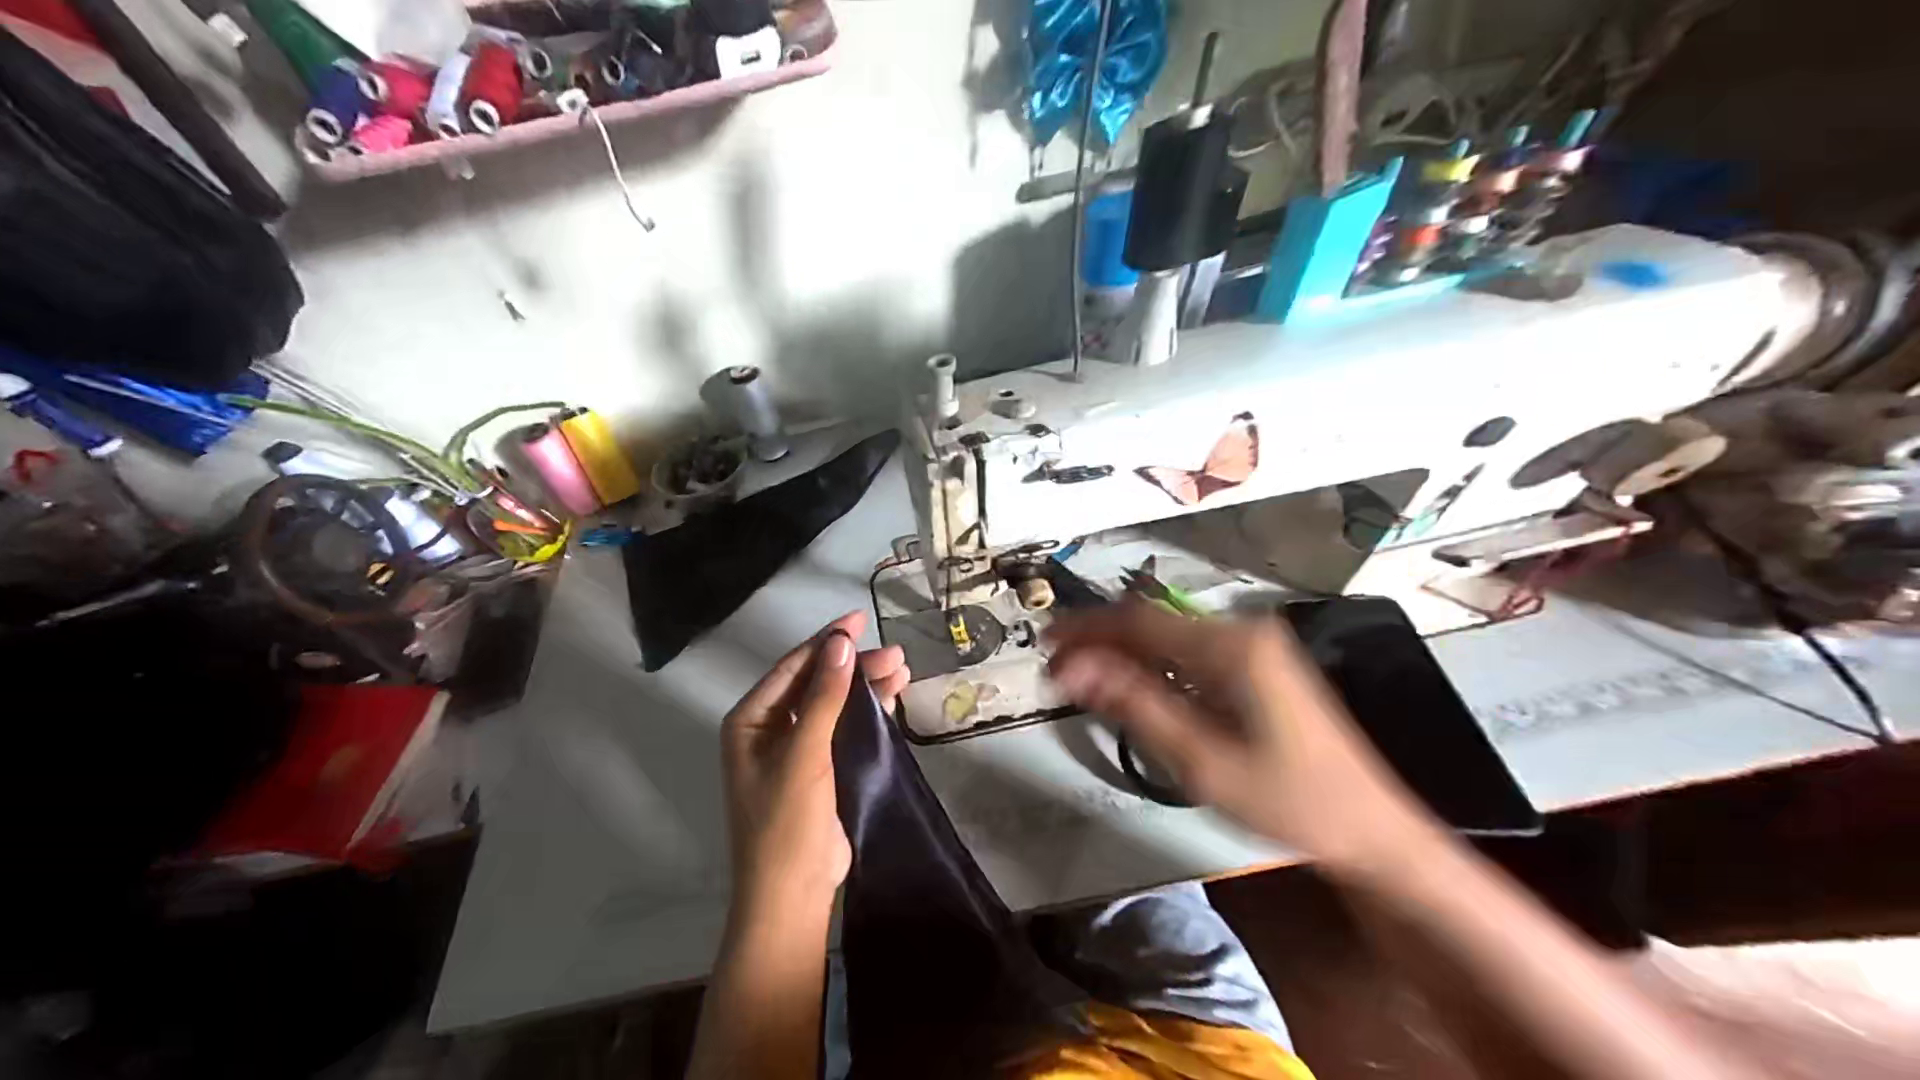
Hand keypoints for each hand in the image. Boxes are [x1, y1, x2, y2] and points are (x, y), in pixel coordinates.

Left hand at [721, 611, 908, 909]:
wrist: (792, 895)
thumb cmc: (786, 823)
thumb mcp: (803, 755)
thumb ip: (822, 698)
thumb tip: (841, 644)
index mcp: (750, 720)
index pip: (793, 667)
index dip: (827, 640)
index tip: (860, 618)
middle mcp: (769, 729)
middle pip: (815, 682)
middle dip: (853, 665)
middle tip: (896, 654)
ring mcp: (795, 749)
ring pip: (833, 703)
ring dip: (864, 686)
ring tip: (902, 670)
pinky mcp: (819, 768)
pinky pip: (842, 727)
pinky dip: (865, 711)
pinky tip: (891, 697)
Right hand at [1047, 601, 1437, 875]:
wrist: (1372, 831)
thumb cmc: (1289, 800)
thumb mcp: (1202, 761)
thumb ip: (1136, 707)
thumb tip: (1074, 668)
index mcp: (1232, 646)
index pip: (1139, 620)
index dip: (1086, 629)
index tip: (1045, 644)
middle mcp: (1242, 632)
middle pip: (1153, 621)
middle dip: (1100, 639)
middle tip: (1056, 666)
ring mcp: (1253, 646)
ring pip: (1169, 636)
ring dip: (1122, 651)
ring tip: (1082, 676)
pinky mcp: (1257, 666)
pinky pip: (1189, 652)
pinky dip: (1152, 664)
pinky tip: (1131, 684)